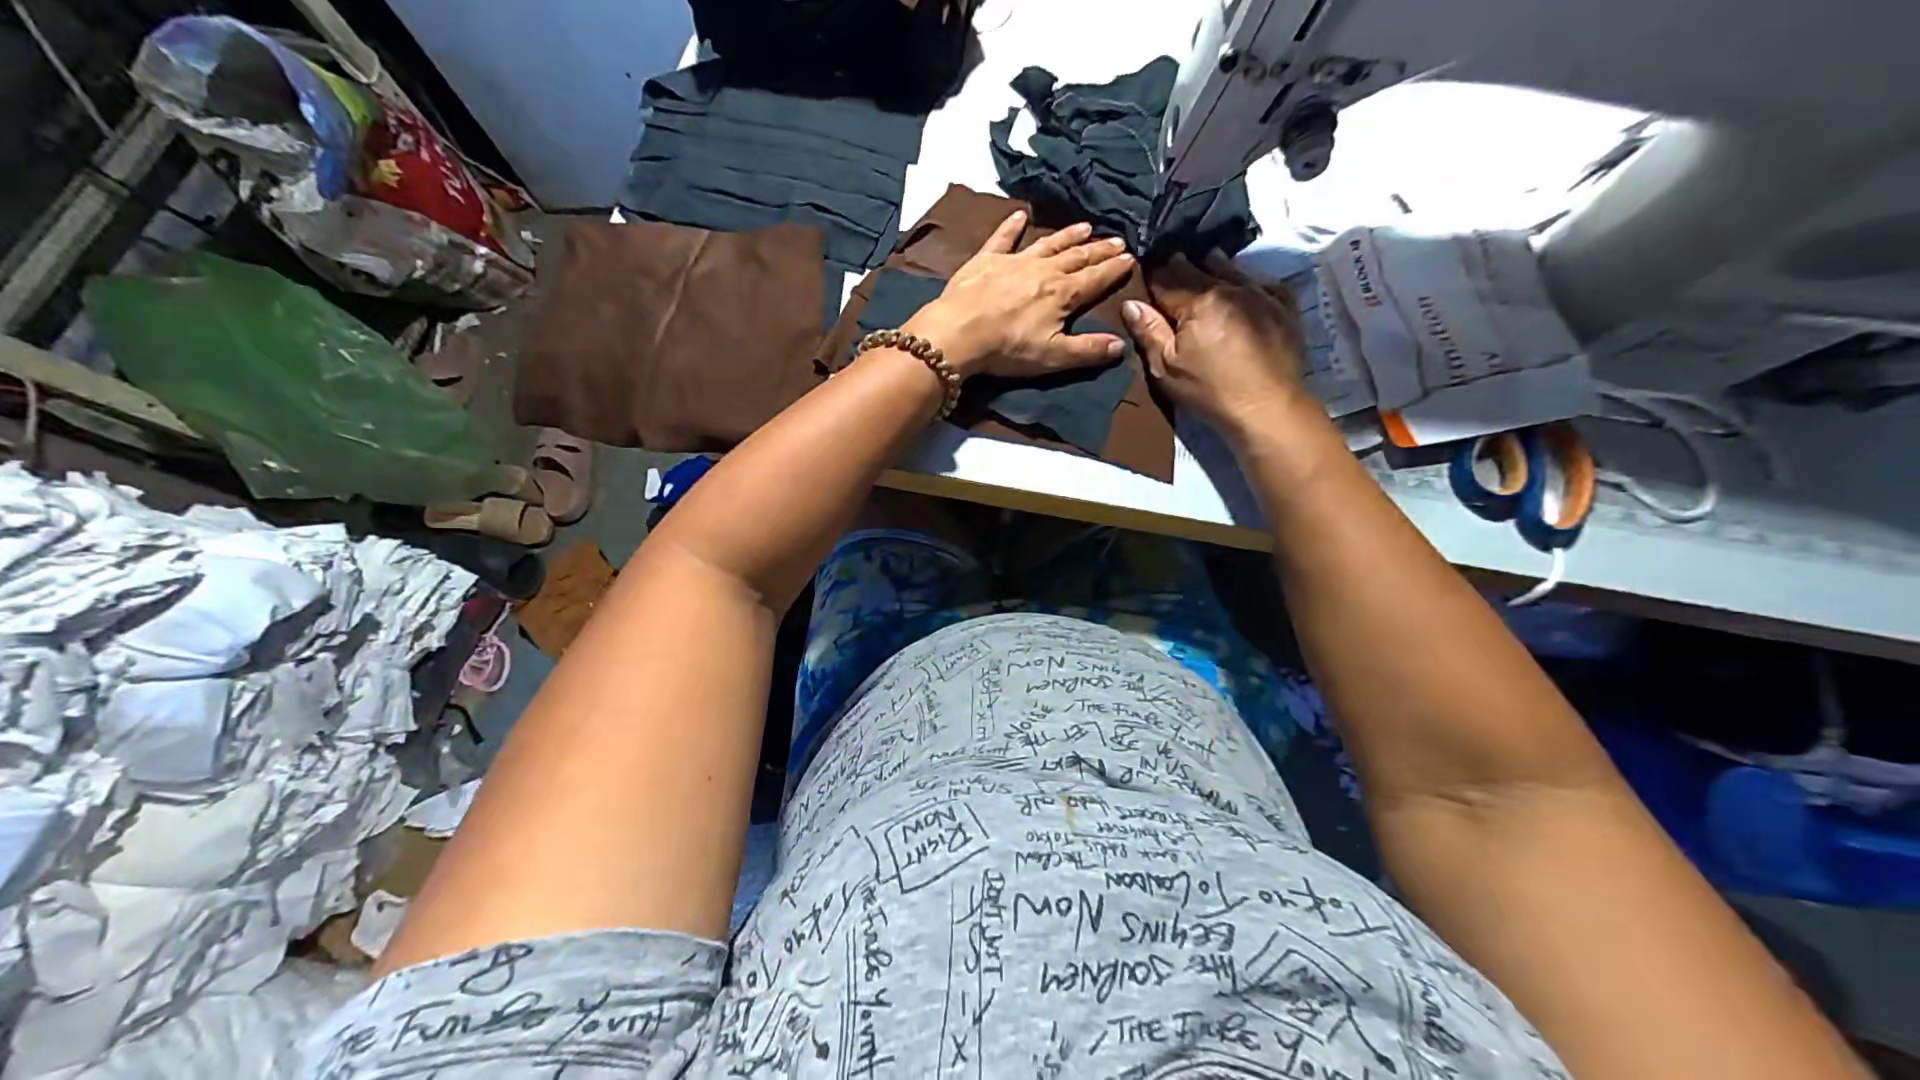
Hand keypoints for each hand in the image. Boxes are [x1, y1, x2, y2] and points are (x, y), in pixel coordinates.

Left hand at [903, 212, 1134, 378]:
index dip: (1114, 269)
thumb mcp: (1054, 356)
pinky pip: (1003, 238)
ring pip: (1048, 244)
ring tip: (1085, 226)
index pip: (1096, 279)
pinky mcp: (986, 260)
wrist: (959, 332)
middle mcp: (1043, 270)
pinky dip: (1012, 226)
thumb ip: (1088, 350)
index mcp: (1063, 294)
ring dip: (1068, 235)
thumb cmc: (1008, 348)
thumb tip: (1121, 345)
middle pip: (1077, 257)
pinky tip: (1019, 216)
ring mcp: (1014, 261)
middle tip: (1117, 240)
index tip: (1130, 259)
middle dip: (1099, 250)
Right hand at [1121, 252, 1311, 438]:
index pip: (1166, 279)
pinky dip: (1244, 277)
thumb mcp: (1166, 369)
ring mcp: (1260, 293)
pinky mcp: (1283, 303)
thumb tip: (1130, 303)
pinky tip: (1239, 284)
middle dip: (1180, 267)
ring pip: (1229, 266)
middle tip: (1169, 264)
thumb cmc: (1210, 392)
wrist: (1268, 407)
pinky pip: (1259, 278)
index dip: (1152, 276)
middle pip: (1197, 269)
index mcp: (1198, 302)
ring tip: (1202, 264)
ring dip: (1212, 265)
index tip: (1145, 270)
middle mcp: (1229, 288)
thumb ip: (1148, 333)